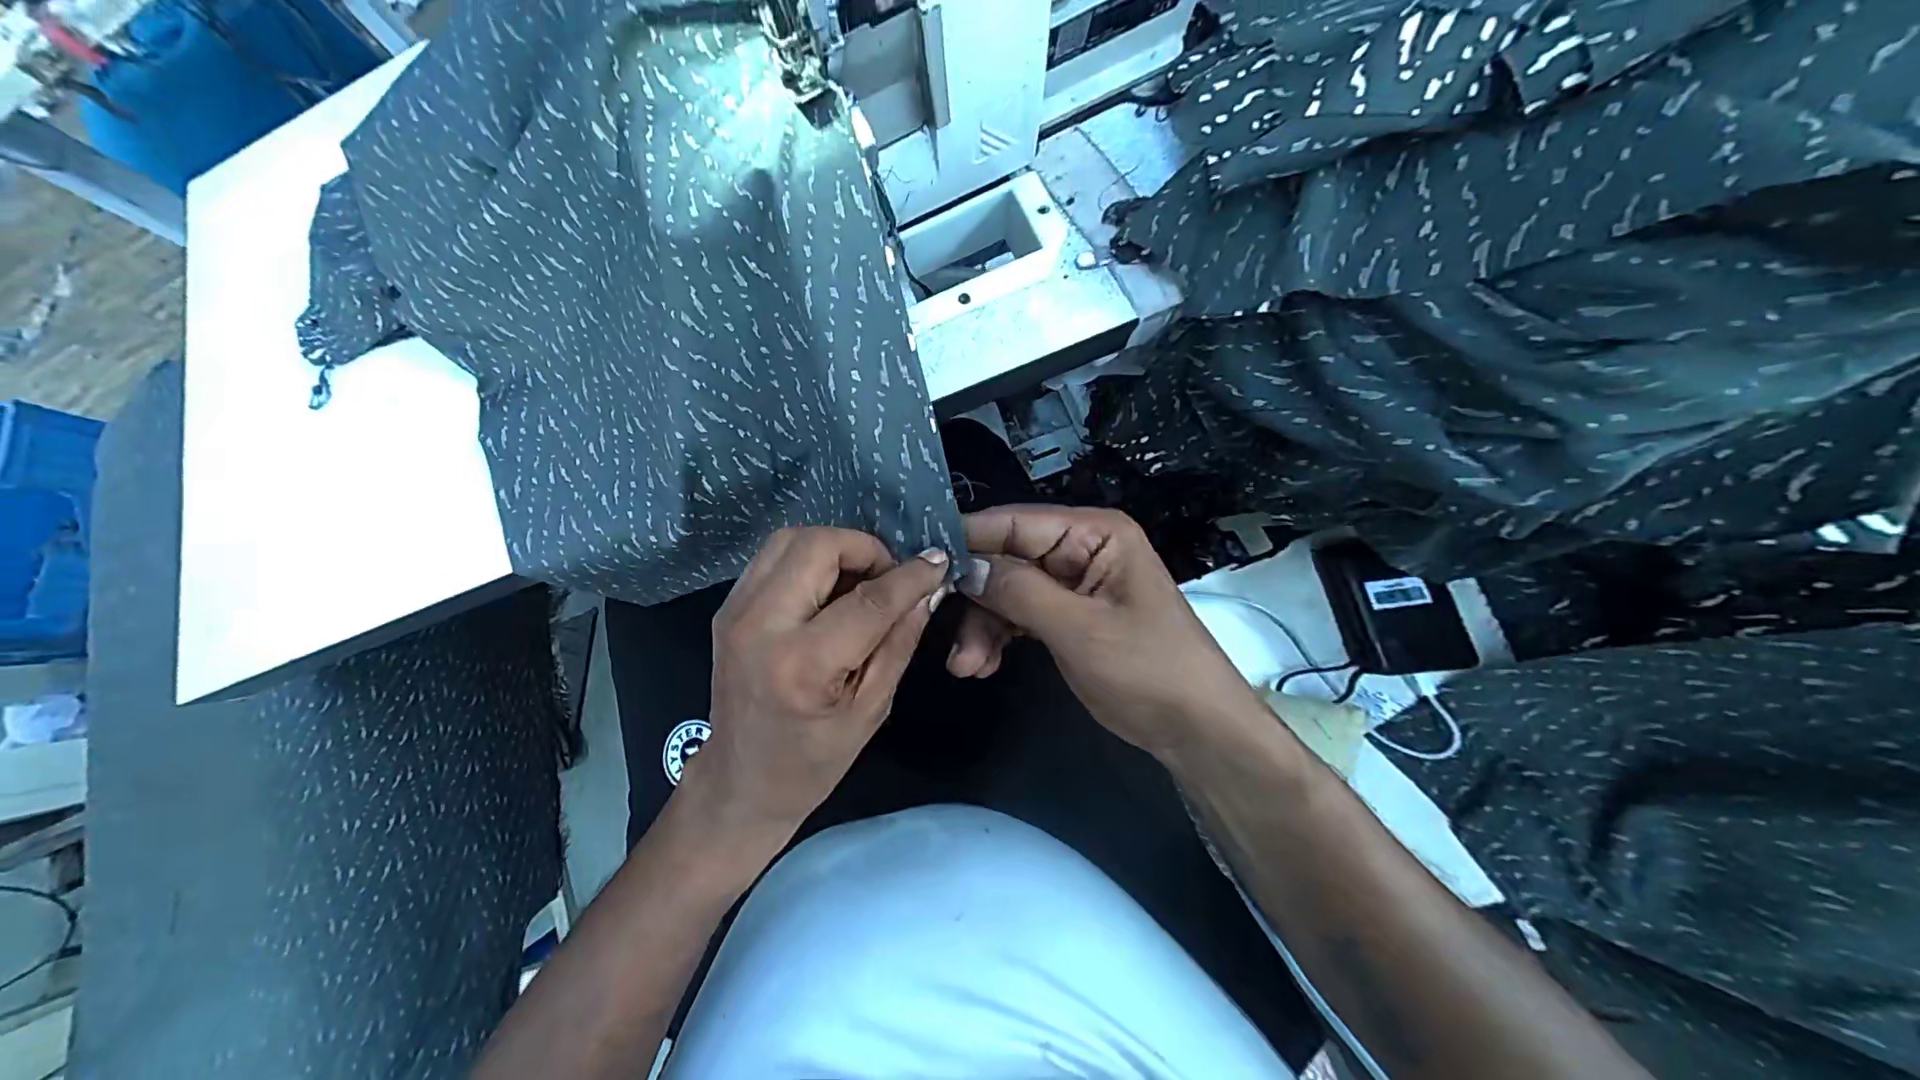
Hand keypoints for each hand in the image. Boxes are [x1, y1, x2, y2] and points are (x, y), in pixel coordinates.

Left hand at [689, 527, 950, 830]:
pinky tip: (830, 589)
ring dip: (836, 548)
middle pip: (817, 546)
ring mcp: (735, 611)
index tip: (938, 563)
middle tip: (890, 577)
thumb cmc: (812, 761)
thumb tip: (926, 590)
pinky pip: (774, 557)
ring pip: (790, 539)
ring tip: (862, 579)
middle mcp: (759, 626)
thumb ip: (899, 642)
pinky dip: (810, 558)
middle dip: (866, 548)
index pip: (867, 600)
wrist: (740, 782)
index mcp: (801, 665)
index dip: (910, 576)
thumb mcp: (872, 709)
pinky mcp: (728, 607)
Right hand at [947, 506, 1258, 755]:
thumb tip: (964, 566)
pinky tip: (984, 665)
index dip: (968, 542)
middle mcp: (1081, 550)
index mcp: (1095, 534)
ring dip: (984, 627)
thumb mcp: (1079, 629)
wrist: (1195, 729)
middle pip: (1007, 561)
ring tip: (968, 667)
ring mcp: (1074, 585)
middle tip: (953, 643)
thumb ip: (1018, 591)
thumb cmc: (1148, 669)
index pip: (1015, 523)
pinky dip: (1000, 638)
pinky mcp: (1069, 617)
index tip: (924, 565)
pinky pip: (1021, 616)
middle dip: (977, 601)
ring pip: (1007, 592)